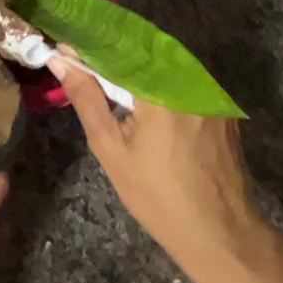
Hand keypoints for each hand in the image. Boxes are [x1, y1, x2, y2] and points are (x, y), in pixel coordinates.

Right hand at [53, 53, 261, 265]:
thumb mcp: (112, 149)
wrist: (221, 234)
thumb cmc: (158, 196)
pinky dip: (160, 80)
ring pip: (164, 61)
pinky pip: (185, 78)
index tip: (63, 50)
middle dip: (111, 52)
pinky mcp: (222, 105)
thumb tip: (60, 61)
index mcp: (160, 89)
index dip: (87, 47)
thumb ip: (86, 99)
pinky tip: (146, 99)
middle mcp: (190, 80)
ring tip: (109, 80)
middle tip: (82, 64)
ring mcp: (211, 92)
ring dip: (135, 64)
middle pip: (142, 49)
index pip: (116, 49)